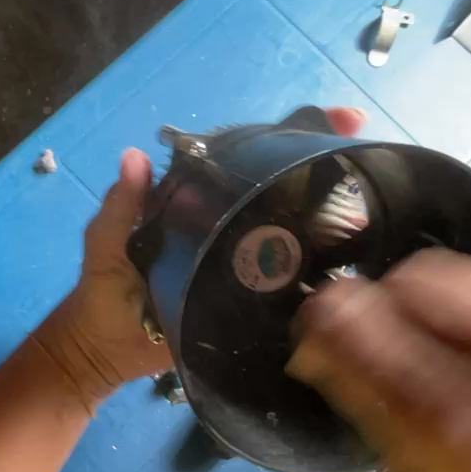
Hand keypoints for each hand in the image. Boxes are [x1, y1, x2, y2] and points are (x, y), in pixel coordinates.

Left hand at [37, 107, 366, 407]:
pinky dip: (307, 280)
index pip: (242, 161)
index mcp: (193, 206)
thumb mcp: (105, 244)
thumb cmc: (101, 294)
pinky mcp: (242, 306)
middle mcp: (222, 229)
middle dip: (319, 171)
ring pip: (283, 238)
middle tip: (364, 154)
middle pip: (272, 194)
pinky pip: (278, 289)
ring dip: (323, 224)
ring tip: (369, 206)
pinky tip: (344, 274)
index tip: (338, 118)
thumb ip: (119, 207)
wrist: (104, 353)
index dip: (285, 137)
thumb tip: (133, 156)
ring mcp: (236, 267)